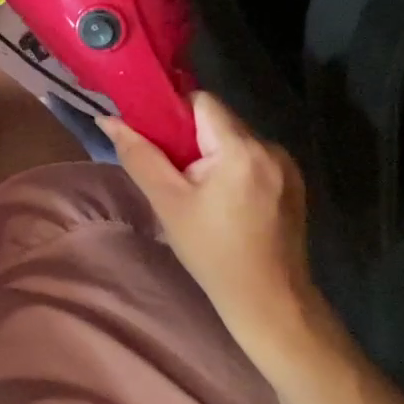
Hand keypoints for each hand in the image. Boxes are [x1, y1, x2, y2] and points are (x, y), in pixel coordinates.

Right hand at [102, 93, 325, 360]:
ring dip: (213, 154)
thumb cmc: (212, 253)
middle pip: (220, 120)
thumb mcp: (168, 203)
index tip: (157, 139)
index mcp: (241, 149)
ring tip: (198, 192)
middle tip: (173, 172)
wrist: (270, 302)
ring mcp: (287, 165)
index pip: (202, 101)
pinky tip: (225, 202)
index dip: (175, 113)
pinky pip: (254, 158)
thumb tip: (108, 119)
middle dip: (192, 138)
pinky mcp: (294, 183)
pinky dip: (234, 168)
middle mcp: (270, 147)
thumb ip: (138, 155)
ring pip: (236, 139)